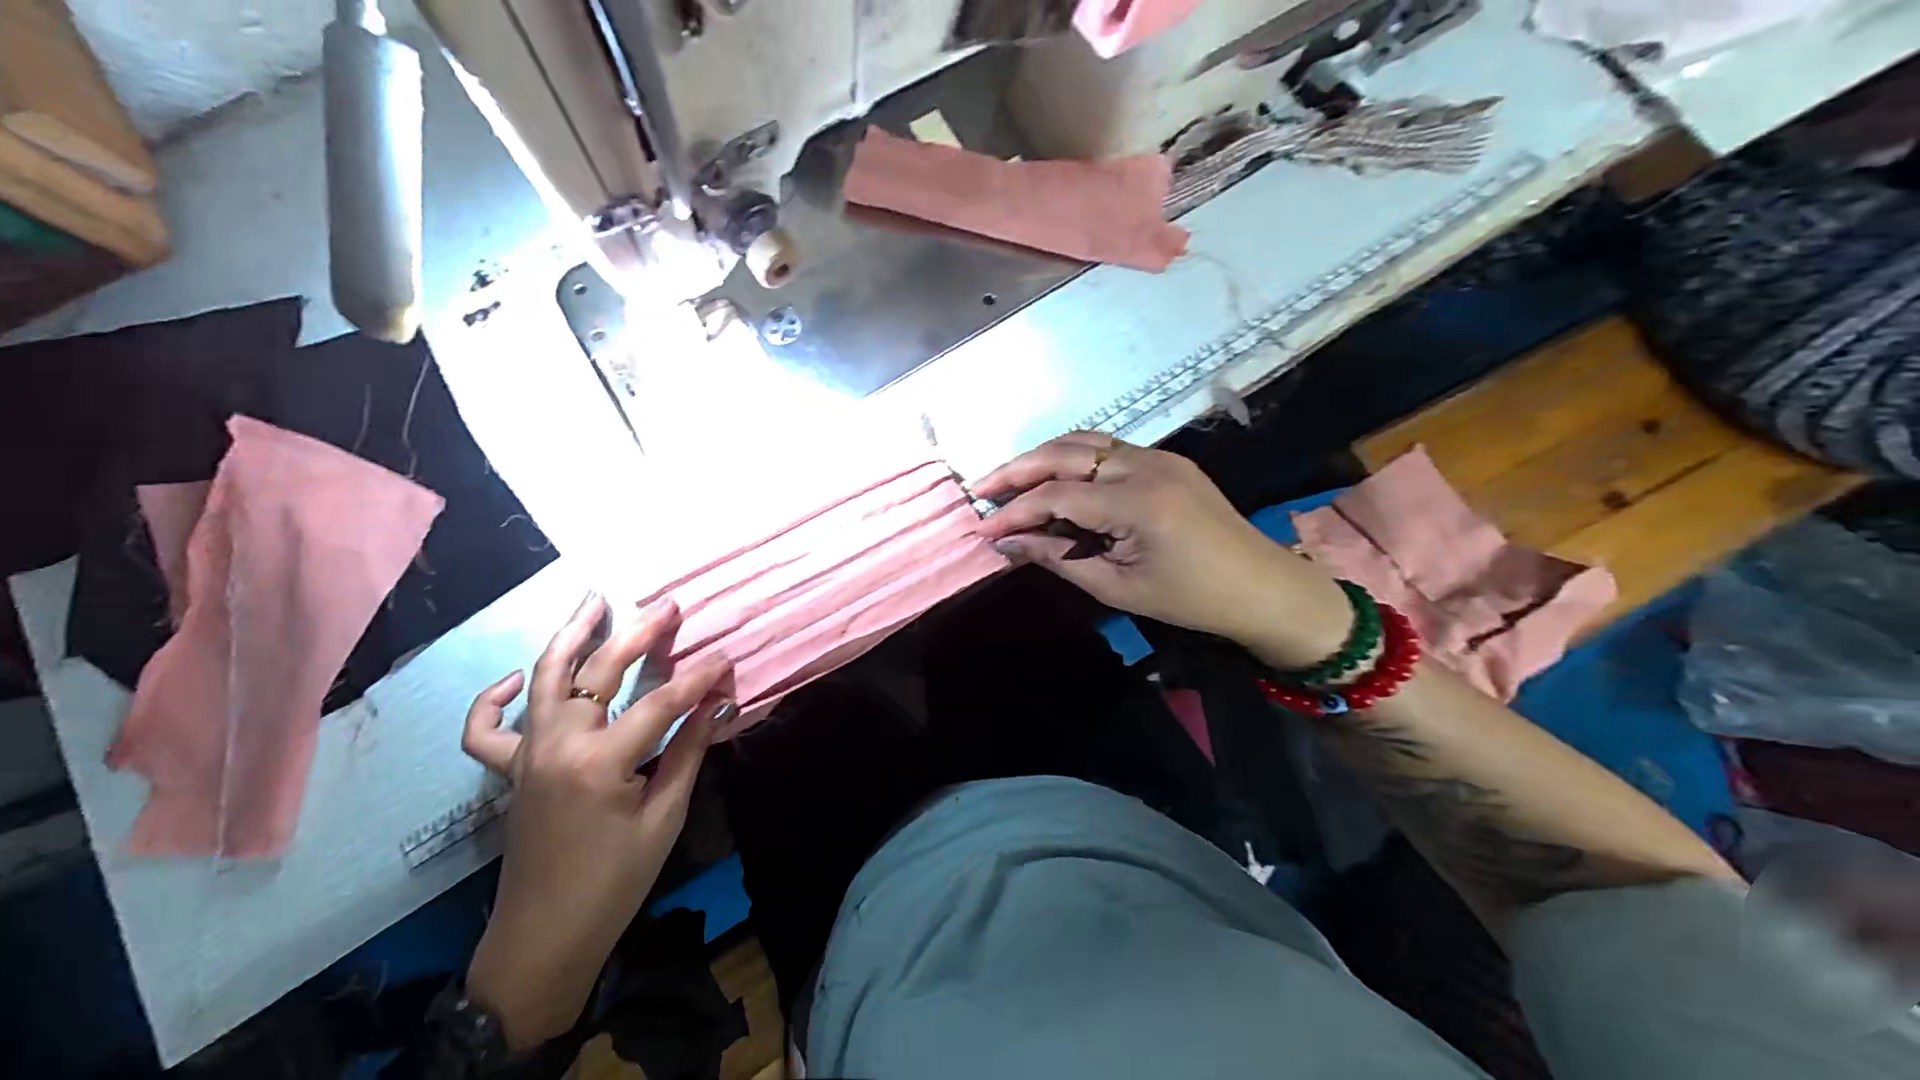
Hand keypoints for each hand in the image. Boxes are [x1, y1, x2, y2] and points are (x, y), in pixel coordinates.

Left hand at [459, 592, 733, 1048]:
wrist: (544, 936)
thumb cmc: (614, 882)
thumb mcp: (665, 818)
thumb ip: (689, 752)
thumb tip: (719, 704)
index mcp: (601, 763)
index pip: (662, 702)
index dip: (700, 678)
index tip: (727, 659)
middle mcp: (558, 746)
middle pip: (599, 672)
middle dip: (640, 633)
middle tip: (669, 605)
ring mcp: (528, 754)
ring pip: (545, 678)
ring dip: (570, 635)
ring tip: (593, 600)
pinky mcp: (511, 770)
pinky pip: (487, 730)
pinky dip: (495, 698)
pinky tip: (519, 678)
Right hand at [974, 432, 1352, 666]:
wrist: (1263, 587)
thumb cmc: (1190, 600)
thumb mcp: (1118, 587)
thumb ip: (1058, 558)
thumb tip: (1008, 543)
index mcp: (1138, 503)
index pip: (1057, 494)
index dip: (1015, 511)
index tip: (984, 529)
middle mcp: (1147, 465)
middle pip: (1065, 453)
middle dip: (1018, 470)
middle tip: (982, 491)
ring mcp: (1160, 456)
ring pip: (1085, 441)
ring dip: (1043, 458)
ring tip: (1010, 482)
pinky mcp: (1167, 459)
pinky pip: (1108, 448)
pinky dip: (1073, 459)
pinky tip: (1055, 478)